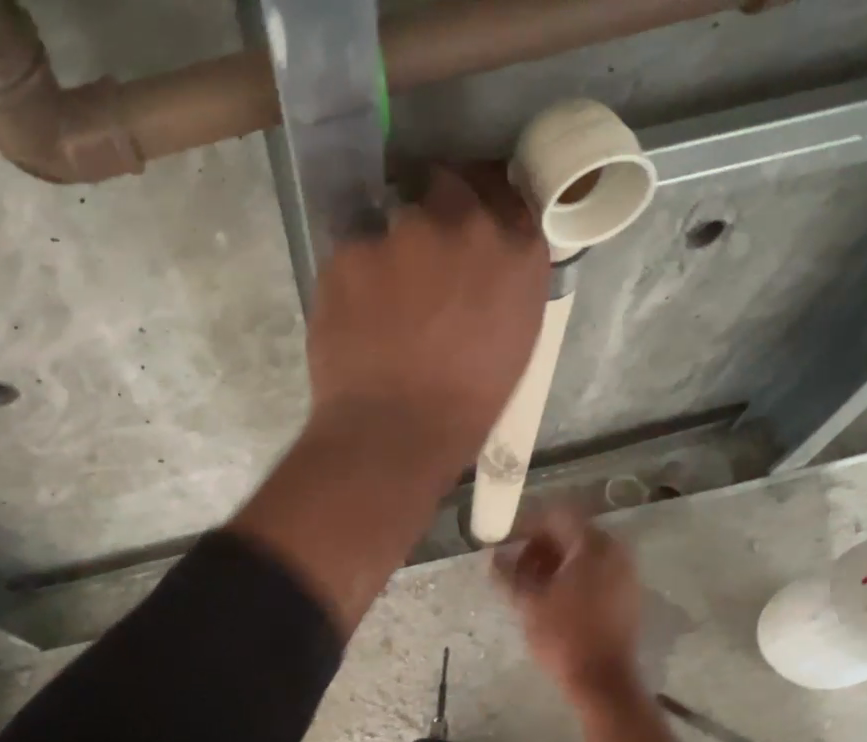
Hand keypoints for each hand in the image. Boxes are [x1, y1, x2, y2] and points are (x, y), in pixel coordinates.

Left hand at [305, 165, 548, 475]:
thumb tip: (484, 260)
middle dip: (434, 212)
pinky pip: (351, 253)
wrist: (395, 429)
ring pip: (392, 222)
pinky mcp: (349, 251)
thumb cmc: (466, 402)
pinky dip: (352, 278)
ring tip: (382, 301)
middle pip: (447, 188)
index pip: (502, 193)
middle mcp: (464, 225)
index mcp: (517, 252)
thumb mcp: (514, 336)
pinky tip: (354, 318)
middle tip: (420, 259)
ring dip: (390, 250)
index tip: (466, 217)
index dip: (482, 200)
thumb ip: (504, 280)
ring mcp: (402, 234)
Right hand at [493, 504, 642, 697]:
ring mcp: (626, 574)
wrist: (602, 681)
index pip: (557, 515)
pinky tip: (553, 598)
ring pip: (584, 554)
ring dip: (555, 562)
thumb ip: (507, 573)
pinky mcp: (628, 595)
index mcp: (593, 545)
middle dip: (540, 546)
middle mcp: (615, 551)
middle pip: (572, 533)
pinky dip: (574, 576)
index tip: (506, 542)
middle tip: (515, 566)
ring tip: (530, 585)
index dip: (527, 525)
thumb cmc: (562, 637)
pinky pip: (597, 572)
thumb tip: (492, 556)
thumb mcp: (527, 602)